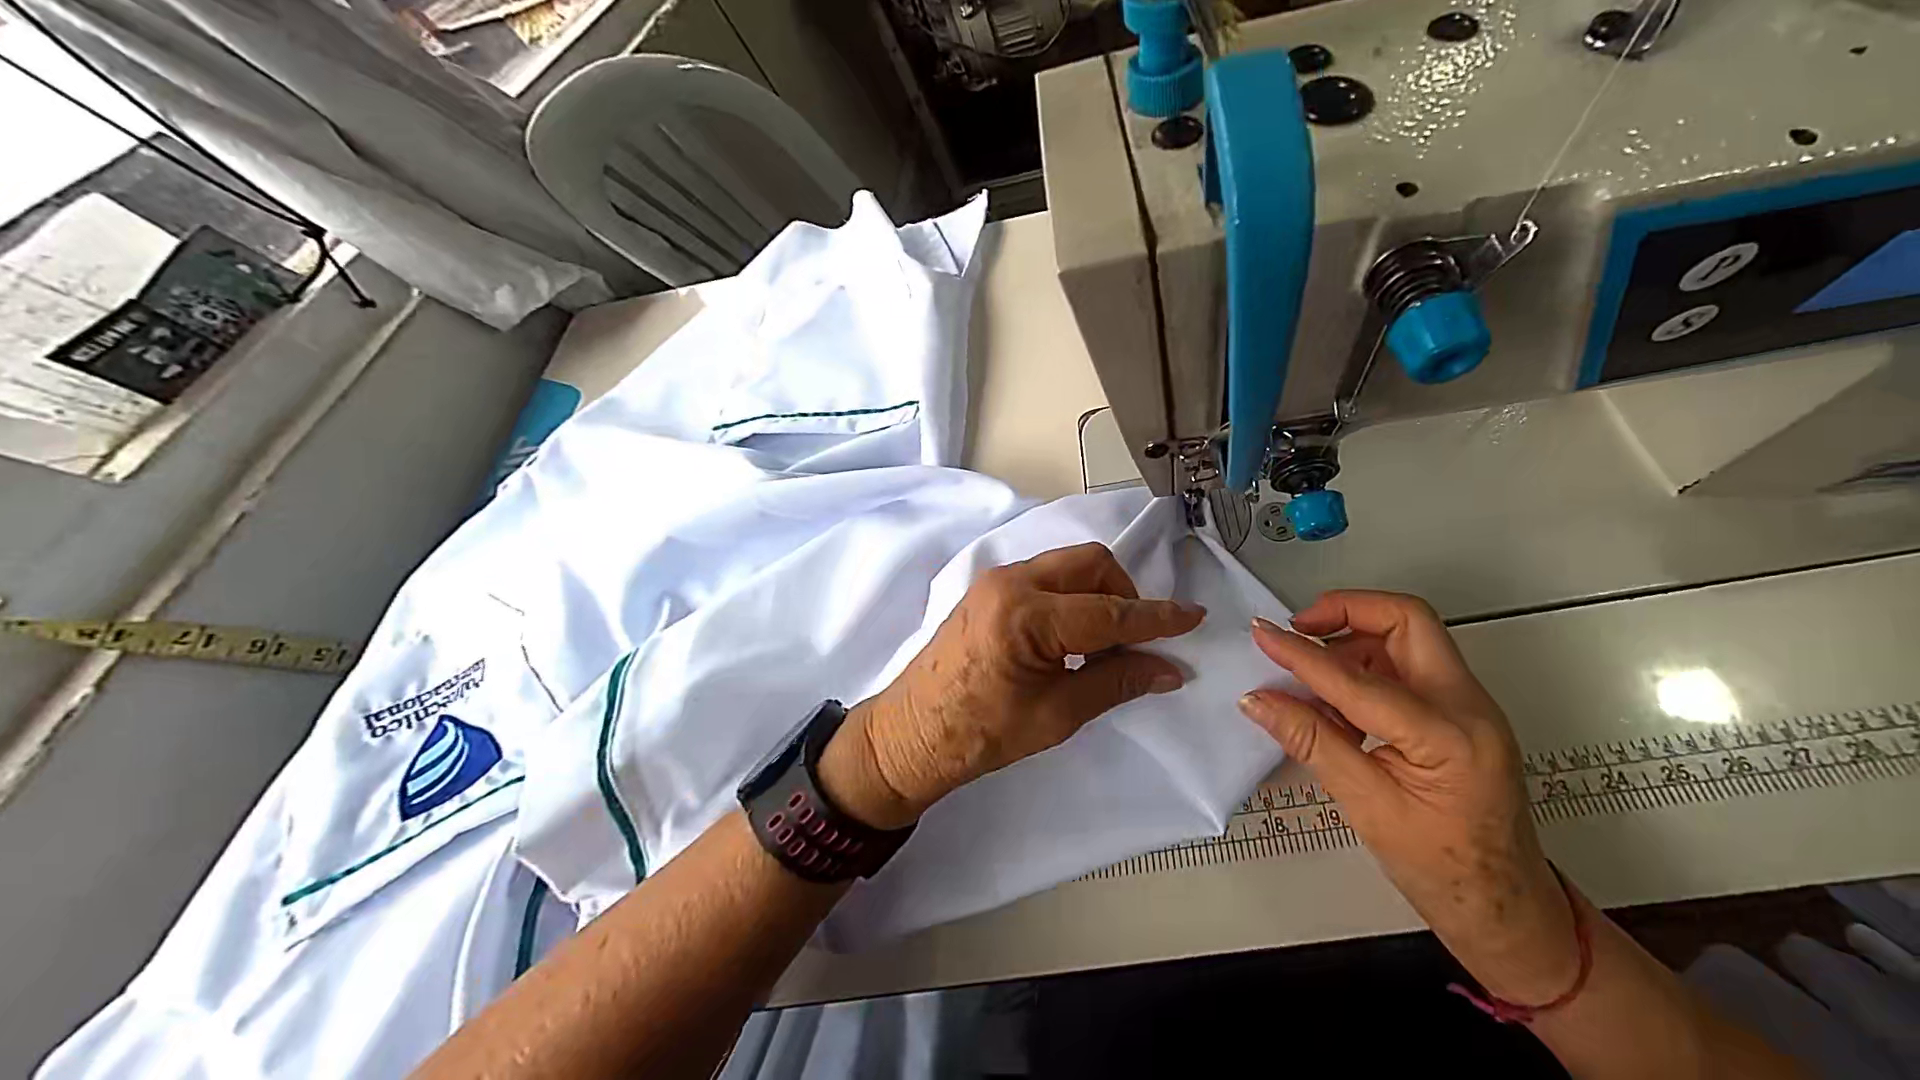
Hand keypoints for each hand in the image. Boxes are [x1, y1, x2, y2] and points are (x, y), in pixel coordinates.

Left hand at [818, 542, 1204, 829]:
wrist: (911, 735)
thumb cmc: (978, 734)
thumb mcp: (1057, 715)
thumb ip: (1117, 682)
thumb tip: (1168, 668)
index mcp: (1027, 615)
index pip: (1110, 610)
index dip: (1156, 617)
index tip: (1191, 619)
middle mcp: (1010, 583)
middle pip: (1091, 564)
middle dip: (1124, 595)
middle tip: (1135, 640)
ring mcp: (995, 581)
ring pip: (1068, 566)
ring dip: (1097, 594)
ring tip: (1105, 642)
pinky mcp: (988, 589)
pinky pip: (1045, 577)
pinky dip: (1071, 596)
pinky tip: (1073, 636)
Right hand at [1236, 591, 1579, 1004]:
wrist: (1509, 909)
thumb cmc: (1442, 870)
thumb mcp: (1367, 807)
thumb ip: (1311, 743)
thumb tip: (1256, 699)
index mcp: (1448, 735)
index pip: (1358, 677)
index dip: (1301, 654)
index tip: (1260, 635)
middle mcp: (1468, 705)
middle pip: (1408, 620)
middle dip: (1347, 611)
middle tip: (1297, 628)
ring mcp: (1469, 705)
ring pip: (1407, 637)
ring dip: (1352, 638)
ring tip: (1307, 672)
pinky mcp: (1458, 712)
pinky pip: (1406, 666)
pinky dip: (1364, 666)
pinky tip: (1333, 700)